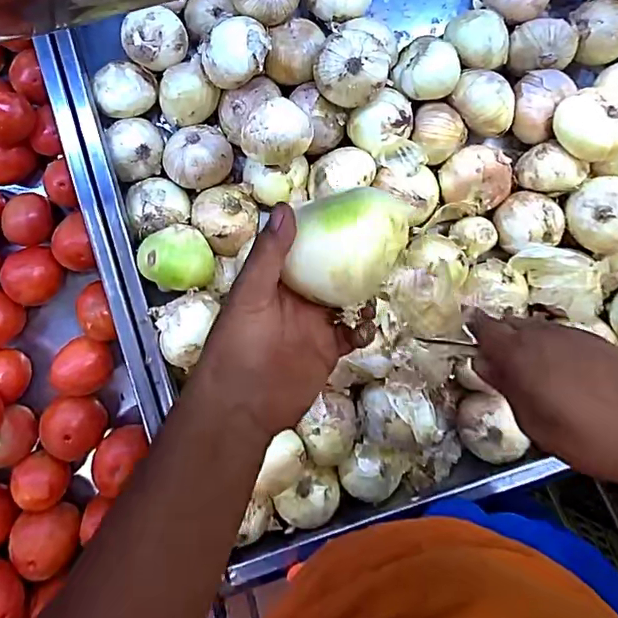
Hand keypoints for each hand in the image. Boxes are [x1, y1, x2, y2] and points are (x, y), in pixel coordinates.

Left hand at [189, 206, 361, 440]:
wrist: (242, 409)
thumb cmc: (237, 347)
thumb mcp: (251, 294)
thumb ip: (269, 255)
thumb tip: (286, 208)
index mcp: (275, 279)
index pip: (300, 246)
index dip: (319, 230)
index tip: (344, 210)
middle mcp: (297, 298)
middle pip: (328, 271)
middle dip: (349, 258)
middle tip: (378, 241)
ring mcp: (314, 324)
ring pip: (345, 299)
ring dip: (362, 291)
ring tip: (380, 280)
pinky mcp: (328, 350)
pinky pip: (352, 333)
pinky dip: (364, 327)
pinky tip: (367, 323)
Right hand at [471, 313, 617, 496]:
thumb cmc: (594, 440)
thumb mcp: (539, 426)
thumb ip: (509, 390)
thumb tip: (483, 362)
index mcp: (523, 354)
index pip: (487, 328)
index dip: (474, 328)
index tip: (466, 332)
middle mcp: (546, 335)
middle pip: (512, 324)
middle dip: (499, 335)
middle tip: (494, 357)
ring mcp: (576, 335)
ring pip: (538, 329)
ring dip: (526, 341)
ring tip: (526, 367)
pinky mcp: (601, 343)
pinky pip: (562, 336)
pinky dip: (551, 346)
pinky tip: (561, 372)